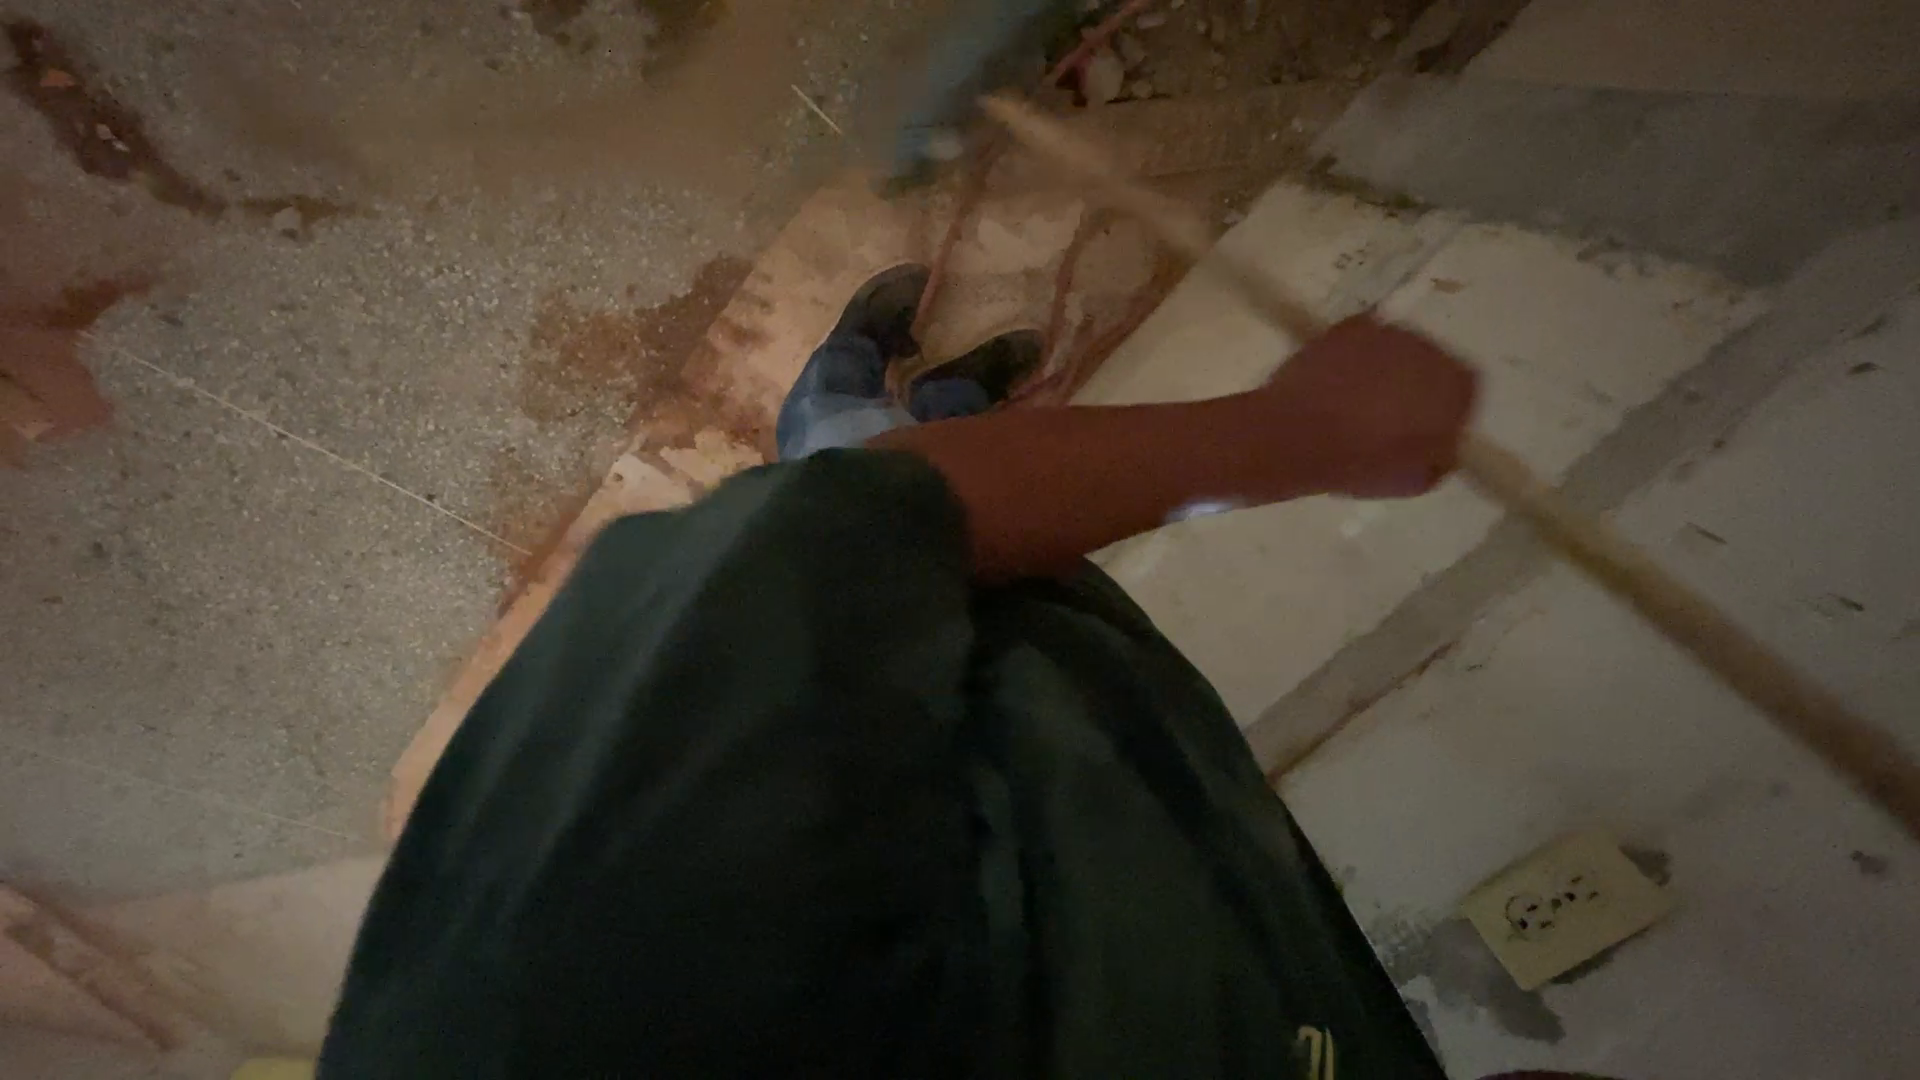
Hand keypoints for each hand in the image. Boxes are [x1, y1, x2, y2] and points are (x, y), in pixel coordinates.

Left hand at [1255, 315, 1479, 498]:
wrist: (1295, 436)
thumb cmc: (1359, 463)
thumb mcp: (1414, 480)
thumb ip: (1439, 458)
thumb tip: (1439, 448)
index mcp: (1457, 387)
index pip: (1460, 396)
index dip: (1435, 414)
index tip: (1411, 431)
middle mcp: (1431, 349)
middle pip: (1427, 367)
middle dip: (1407, 387)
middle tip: (1377, 415)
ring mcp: (1387, 333)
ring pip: (1392, 351)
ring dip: (1378, 370)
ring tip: (1347, 399)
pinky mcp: (1347, 327)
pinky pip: (1357, 340)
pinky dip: (1348, 356)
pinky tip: (1330, 380)